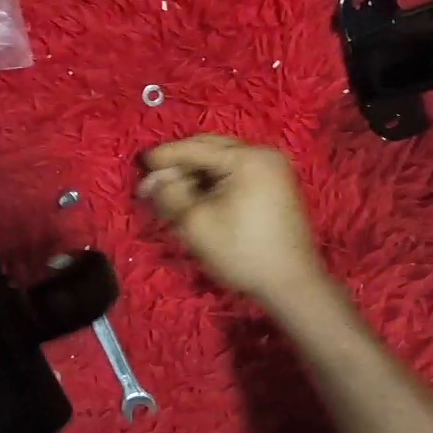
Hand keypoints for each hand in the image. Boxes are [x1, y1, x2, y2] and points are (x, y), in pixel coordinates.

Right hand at [136, 136, 332, 305]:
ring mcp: (273, 169)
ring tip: (170, 193)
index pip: (197, 149)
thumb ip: (170, 194)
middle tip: (152, 182)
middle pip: (210, 149)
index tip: (140, 163)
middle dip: (179, 165)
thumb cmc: (242, 252)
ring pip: (222, 162)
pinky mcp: (275, 185)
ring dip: (195, 174)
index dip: (165, 156)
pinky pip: (235, 173)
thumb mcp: (196, 223)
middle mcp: (264, 155)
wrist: (292, 284)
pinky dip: (213, 182)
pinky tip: (194, 197)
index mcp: (248, 158)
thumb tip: (153, 180)